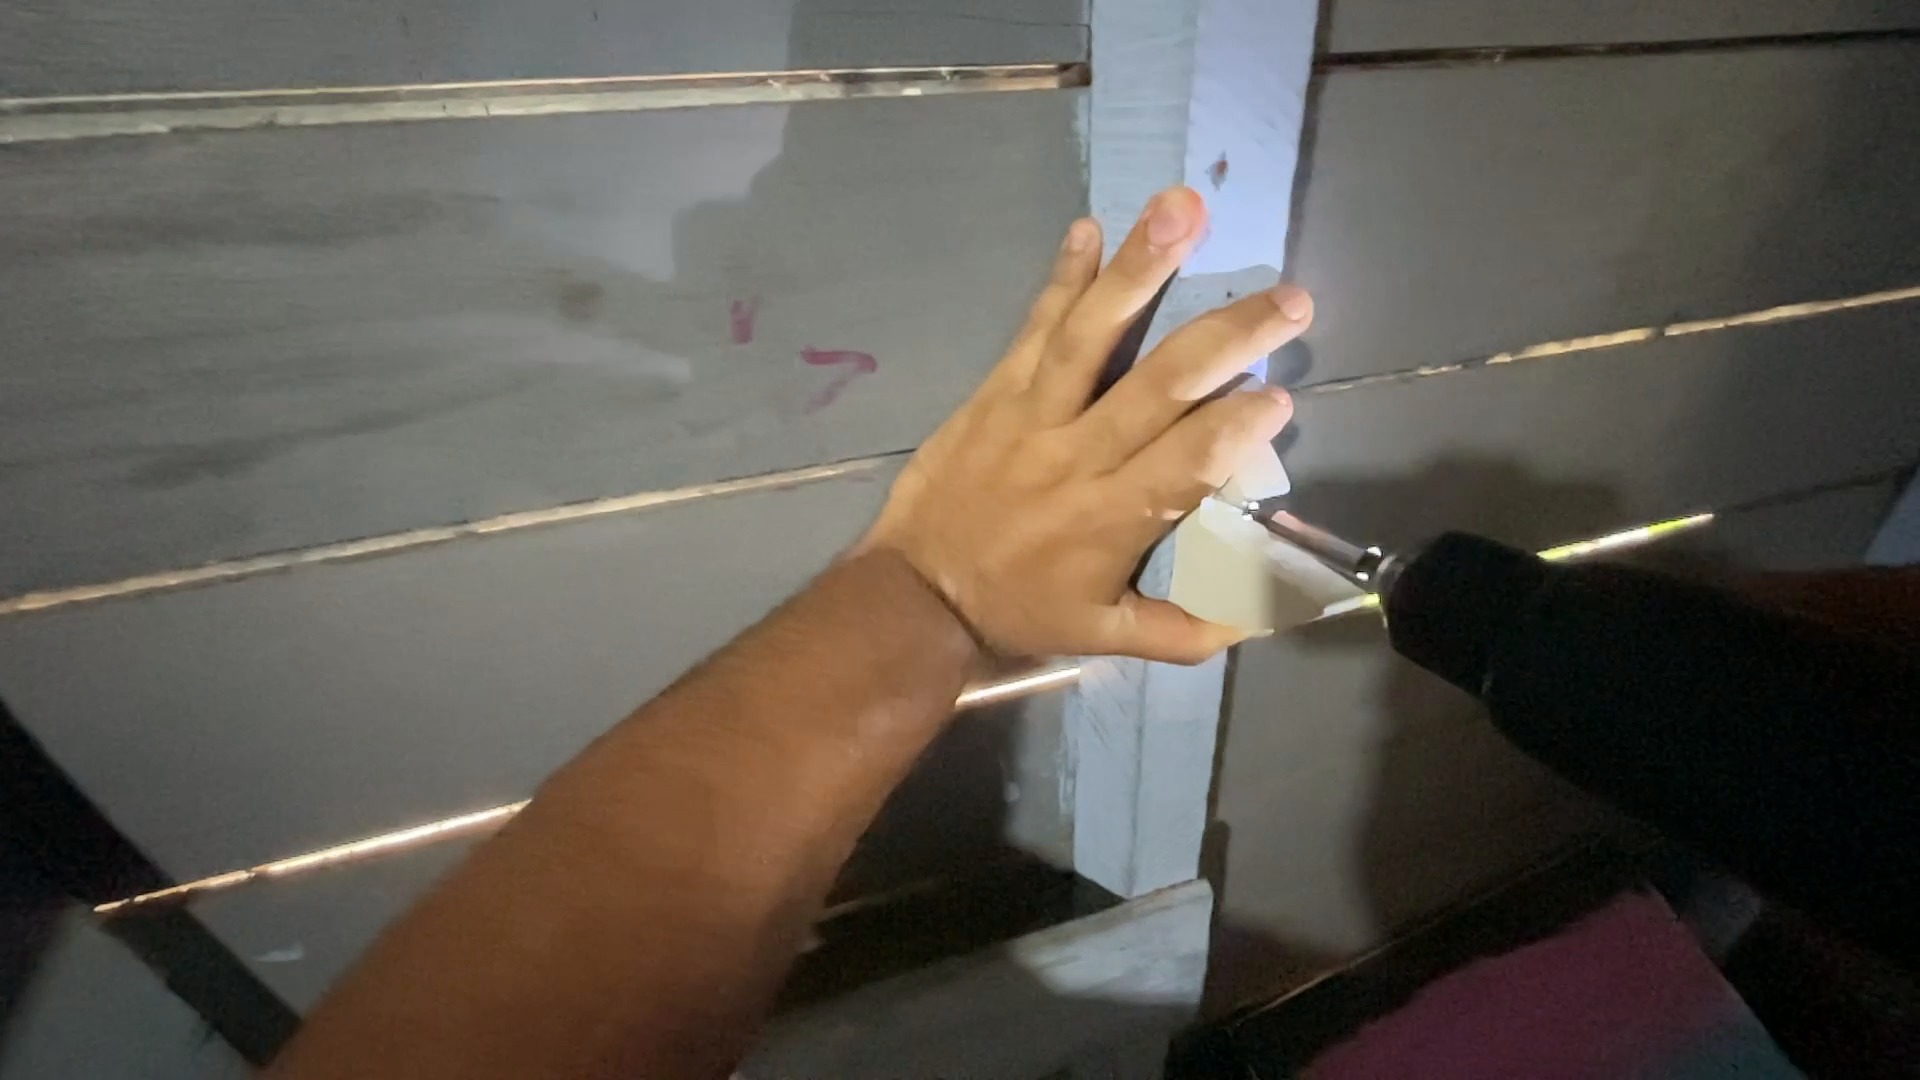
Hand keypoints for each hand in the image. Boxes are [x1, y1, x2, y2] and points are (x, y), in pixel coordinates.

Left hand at [859, 186, 1312, 663]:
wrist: (917, 591)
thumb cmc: (1013, 611)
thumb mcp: (1098, 635)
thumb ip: (1176, 629)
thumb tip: (1251, 621)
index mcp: (1115, 515)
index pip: (1192, 457)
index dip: (1240, 425)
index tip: (1279, 396)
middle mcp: (1080, 455)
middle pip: (1163, 384)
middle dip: (1230, 336)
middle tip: (1289, 299)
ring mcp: (1033, 416)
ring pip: (1093, 335)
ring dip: (1141, 270)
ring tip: (1182, 208)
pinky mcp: (994, 395)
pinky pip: (1031, 330)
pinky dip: (1060, 280)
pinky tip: (1087, 230)